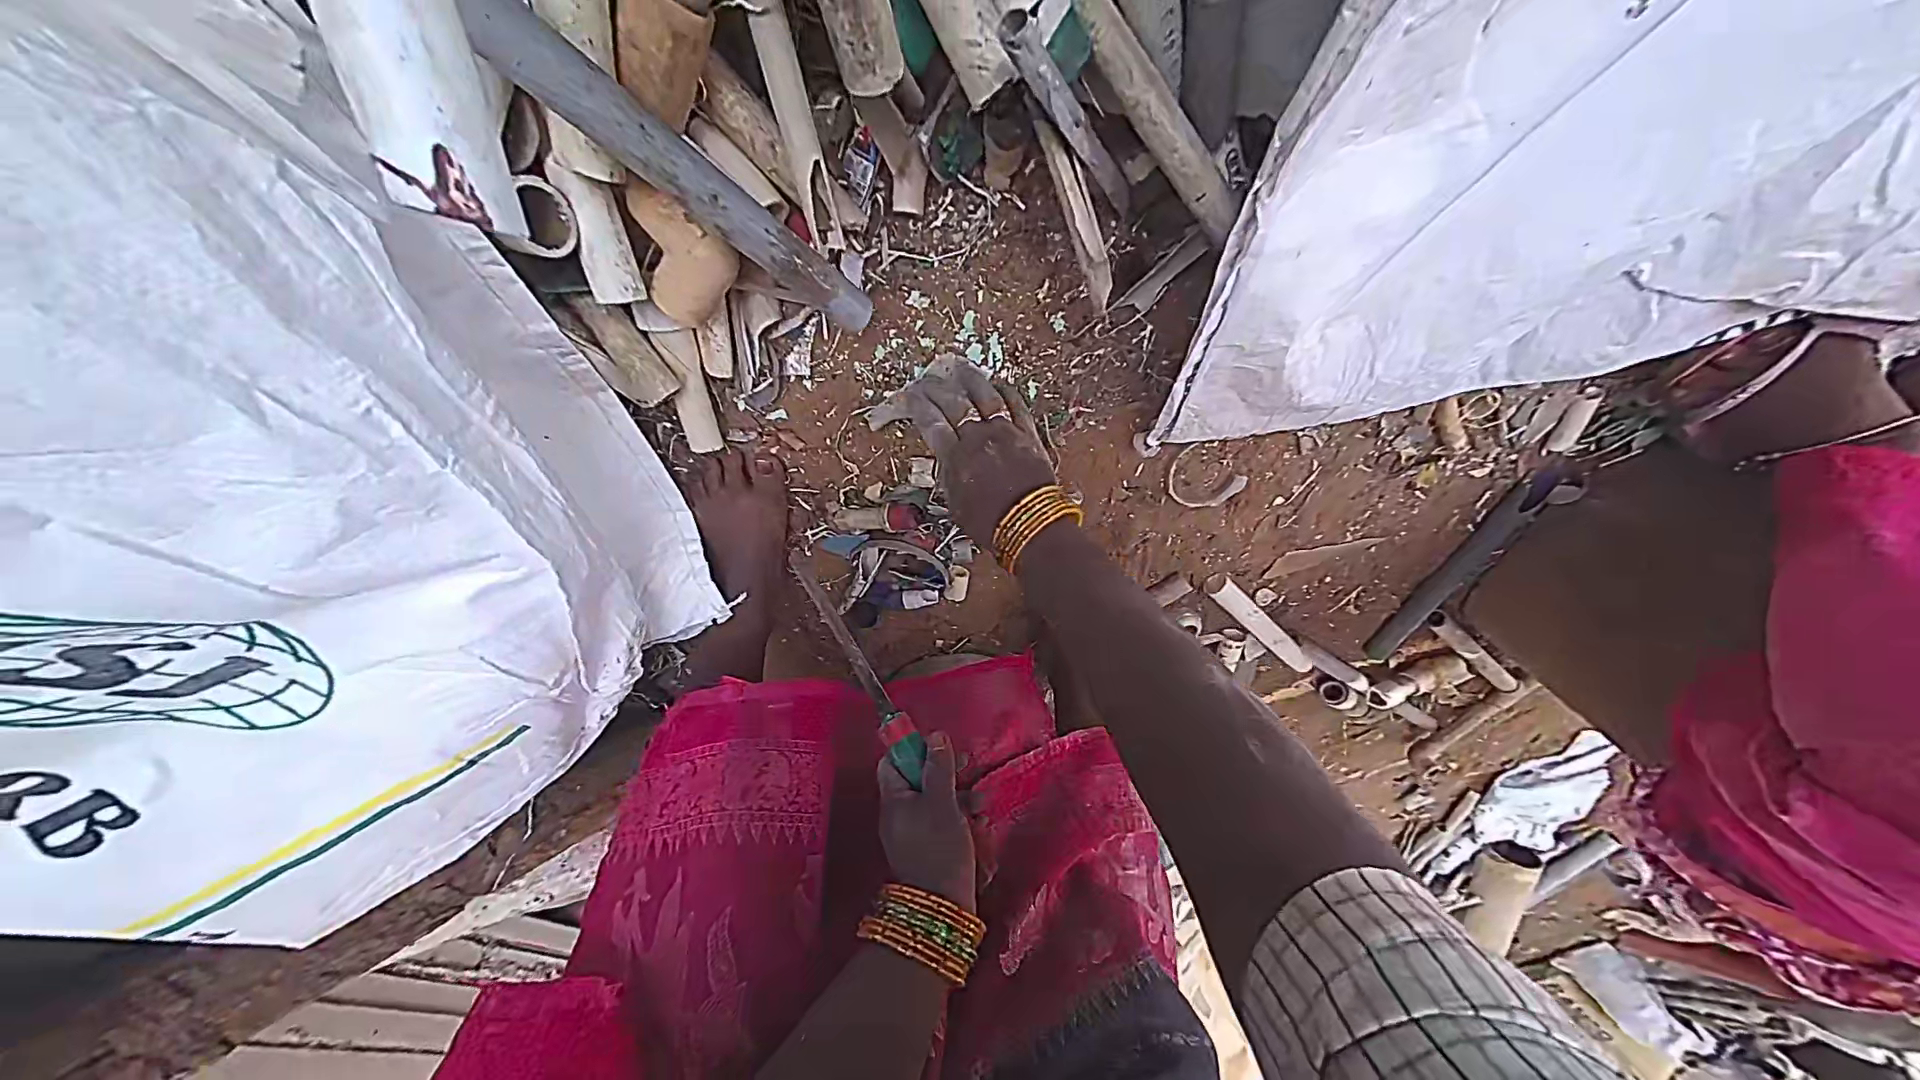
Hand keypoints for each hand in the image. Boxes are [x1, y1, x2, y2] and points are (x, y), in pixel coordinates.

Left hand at [876, 731, 976, 910]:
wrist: (942, 908)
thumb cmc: (940, 848)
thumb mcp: (942, 802)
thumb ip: (938, 767)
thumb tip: (935, 735)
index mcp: (894, 799)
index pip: (892, 762)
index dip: (913, 750)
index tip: (939, 747)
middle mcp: (898, 814)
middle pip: (917, 779)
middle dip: (945, 773)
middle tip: (967, 768)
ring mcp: (913, 834)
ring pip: (934, 801)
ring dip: (958, 797)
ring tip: (980, 803)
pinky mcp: (929, 850)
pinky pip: (942, 823)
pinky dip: (959, 820)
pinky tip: (978, 826)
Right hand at [896, 360, 1057, 546]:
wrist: (1031, 526)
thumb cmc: (989, 523)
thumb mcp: (955, 504)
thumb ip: (948, 475)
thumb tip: (946, 460)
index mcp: (956, 457)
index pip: (931, 422)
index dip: (918, 406)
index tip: (910, 395)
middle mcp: (978, 438)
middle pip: (954, 403)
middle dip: (936, 389)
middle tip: (927, 380)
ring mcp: (1005, 433)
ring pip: (985, 396)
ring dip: (970, 380)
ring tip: (959, 368)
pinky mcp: (1028, 434)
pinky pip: (1015, 405)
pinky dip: (1005, 392)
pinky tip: (998, 384)